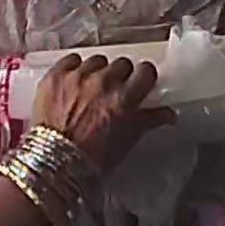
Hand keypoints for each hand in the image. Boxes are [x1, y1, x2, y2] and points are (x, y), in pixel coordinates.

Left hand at [32, 55, 174, 170]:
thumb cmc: (94, 159)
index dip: (143, 77)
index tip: (139, 83)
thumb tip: (170, 113)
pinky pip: (71, 59)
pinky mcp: (56, 75)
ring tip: (90, 87)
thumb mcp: (127, 141)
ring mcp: (78, 77)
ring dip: (97, 71)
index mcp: (124, 99)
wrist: (54, 165)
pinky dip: (74, 68)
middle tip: (113, 90)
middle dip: (120, 75)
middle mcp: (103, 83)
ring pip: (97, 60)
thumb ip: (149, 121)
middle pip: (122, 63)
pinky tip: (72, 82)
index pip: (145, 71)